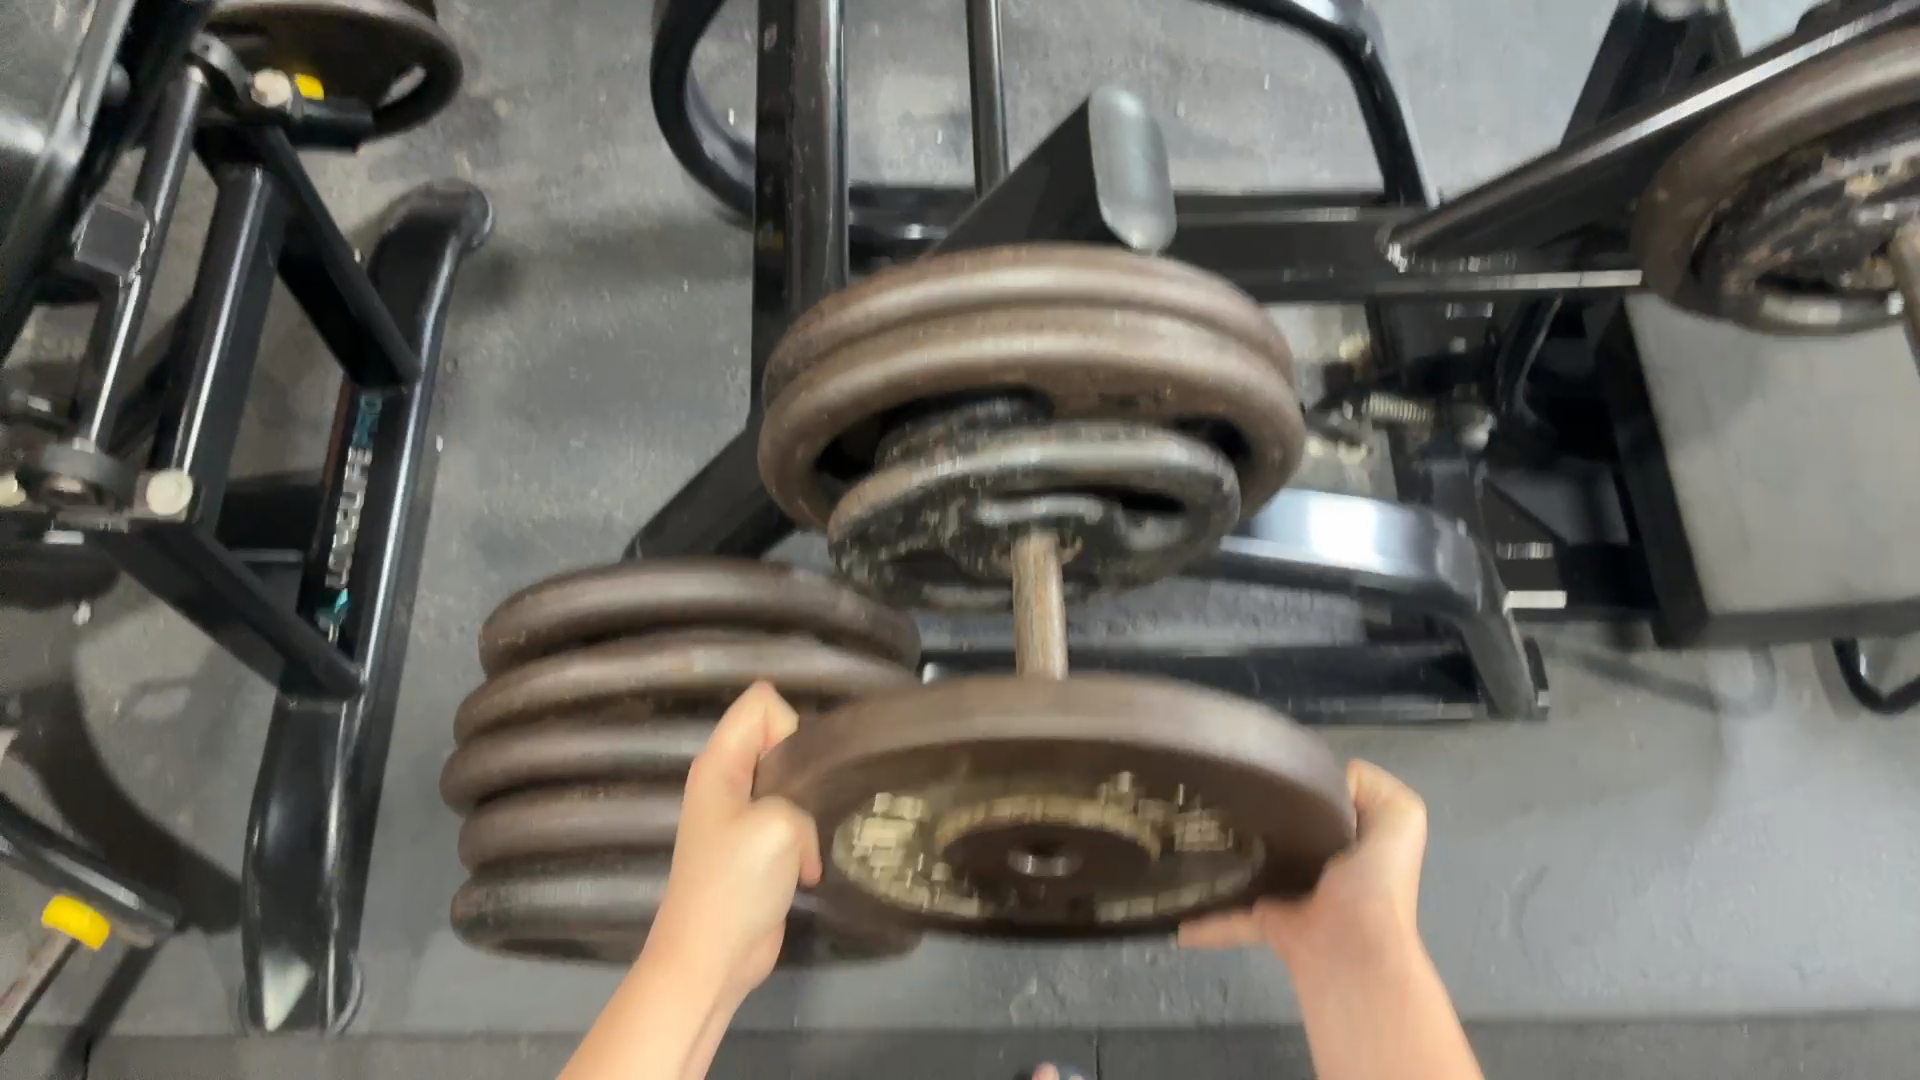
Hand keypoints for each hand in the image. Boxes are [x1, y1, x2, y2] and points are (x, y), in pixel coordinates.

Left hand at [646, 682, 822, 1003]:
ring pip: (791, 778)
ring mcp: (741, 813)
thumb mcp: (779, 823)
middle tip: (811, 803)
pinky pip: (793, 814)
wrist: (709, 961)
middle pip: (778, 737)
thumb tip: (804, 812)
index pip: (762, 702)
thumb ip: (801, 790)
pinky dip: (806, 836)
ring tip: (811, 836)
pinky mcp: (757, 844)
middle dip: (807, 765)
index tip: (797, 771)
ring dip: (810, 805)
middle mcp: (727, 779)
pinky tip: (806, 867)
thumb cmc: (735, 885)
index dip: (788, 726)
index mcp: (720, 763)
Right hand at [1179, 759, 1426, 971]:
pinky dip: (1205, 919)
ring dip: (1223, 857)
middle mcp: (1320, 867)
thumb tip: (1328, 775)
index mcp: (1347, 841)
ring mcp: (1292, 896)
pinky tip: (1179, 914)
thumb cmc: (1374, 885)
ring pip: (1249, 868)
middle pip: (1279, 832)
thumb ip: (1371, 786)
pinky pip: (1228, 916)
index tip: (1256, 763)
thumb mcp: (1399, 818)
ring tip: (1188, 834)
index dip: (1296, 784)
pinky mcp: (1267, 921)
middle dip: (1251, 815)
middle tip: (1212, 794)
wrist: (1355, 954)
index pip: (1319, 803)